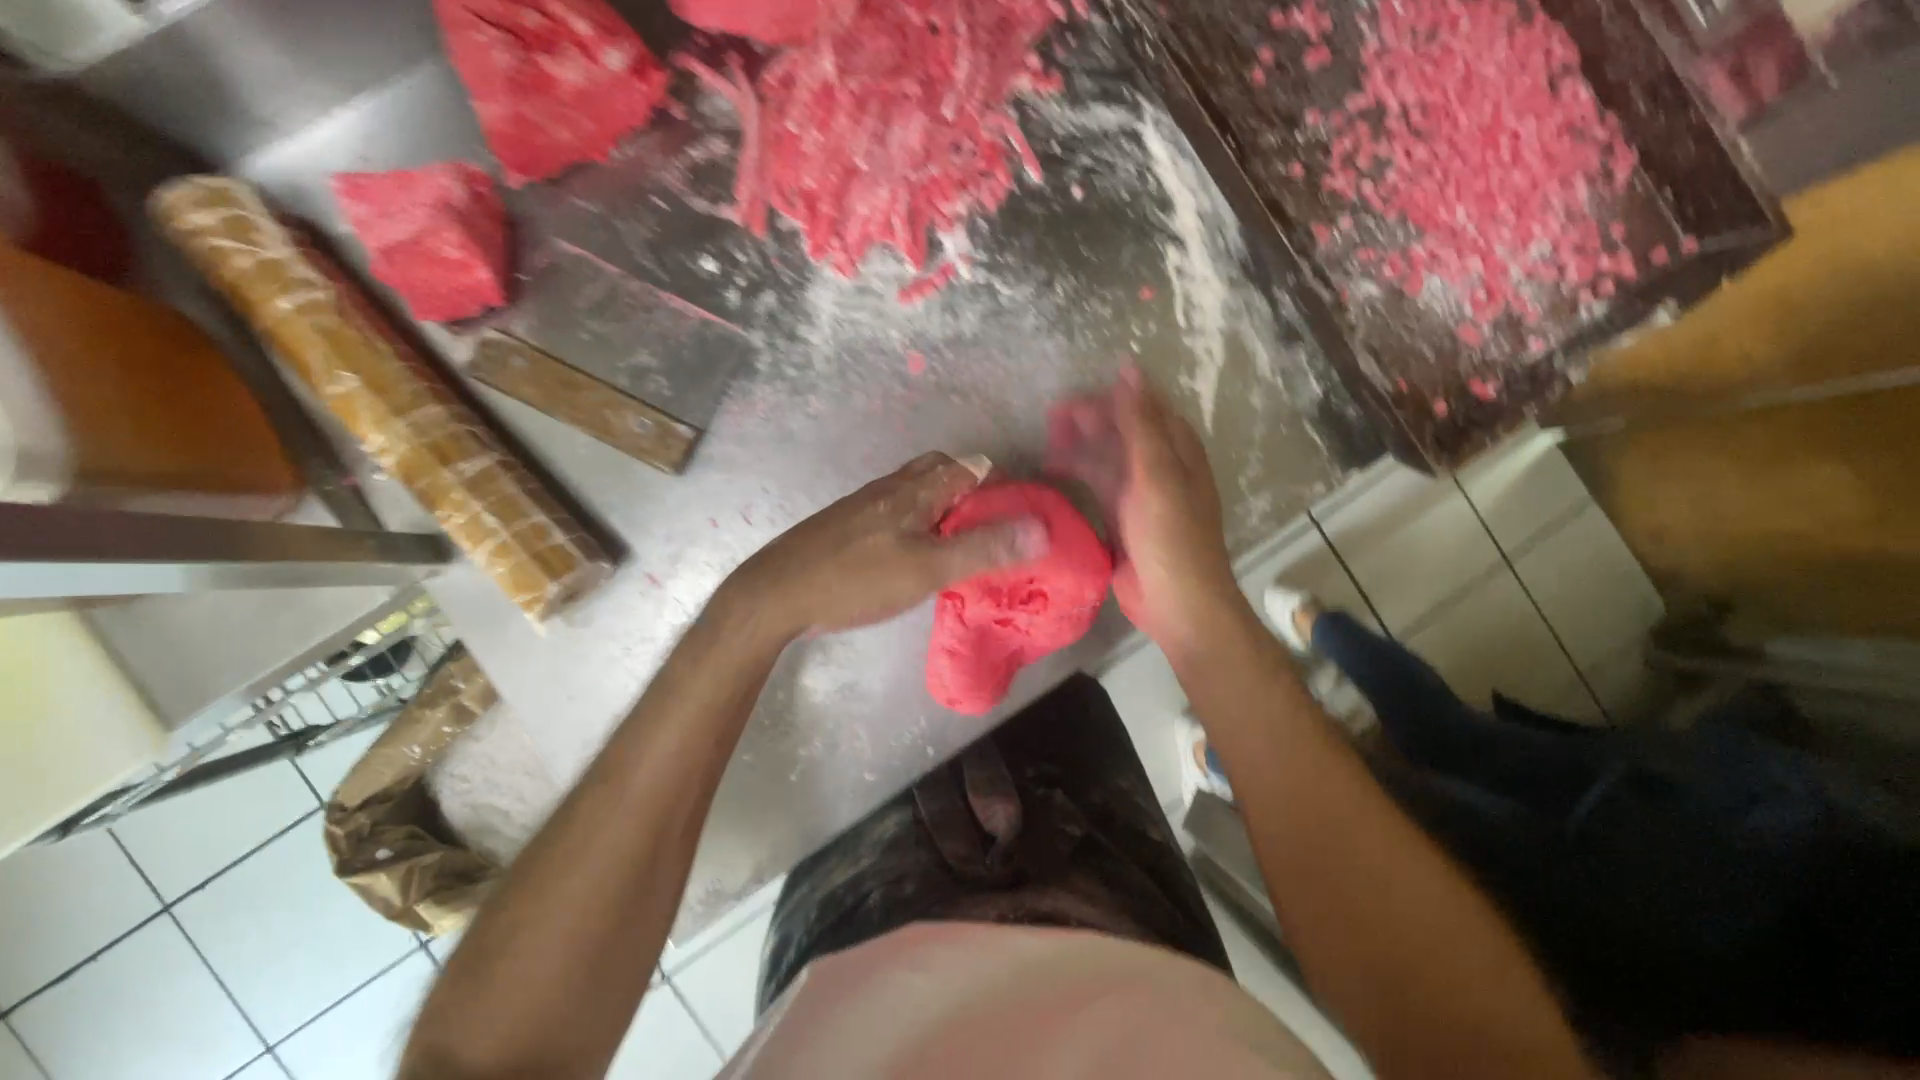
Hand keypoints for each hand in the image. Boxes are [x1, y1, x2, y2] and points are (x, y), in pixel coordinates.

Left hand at [726, 452, 1047, 638]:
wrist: (775, 594)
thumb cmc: (855, 579)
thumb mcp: (927, 568)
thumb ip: (983, 549)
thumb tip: (1042, 528)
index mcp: (914, 490)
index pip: (969, 466)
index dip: (1000, 481)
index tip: (1022, 510)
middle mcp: (890, 488)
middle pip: (940, 471)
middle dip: (971, 487)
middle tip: (991, 523)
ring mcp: (864, 506)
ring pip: (915, 492)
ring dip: (943, 505)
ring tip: (961, 541)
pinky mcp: (846, 527)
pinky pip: (895, 512)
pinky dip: (918, 522)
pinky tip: (916, 554)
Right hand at [1046, 368, 1242, 651]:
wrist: (1178, 604)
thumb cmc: (1171, 536)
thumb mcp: (1156, 474)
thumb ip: (1141, 424)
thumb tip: (1129, 370)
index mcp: (1178, 451)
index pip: (1144, 409)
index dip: (1111, 399)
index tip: (1074, 399)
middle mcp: (1162, 469)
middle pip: (1123, 433)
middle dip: (1089, 423)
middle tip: (1050, 421)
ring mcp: (1142, 498)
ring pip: (1108, 462)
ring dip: (1080, 452)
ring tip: (1046, 449)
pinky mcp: (1123, 524)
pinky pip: (1099, 492)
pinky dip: (1079, 482)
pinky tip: (1054, 480)